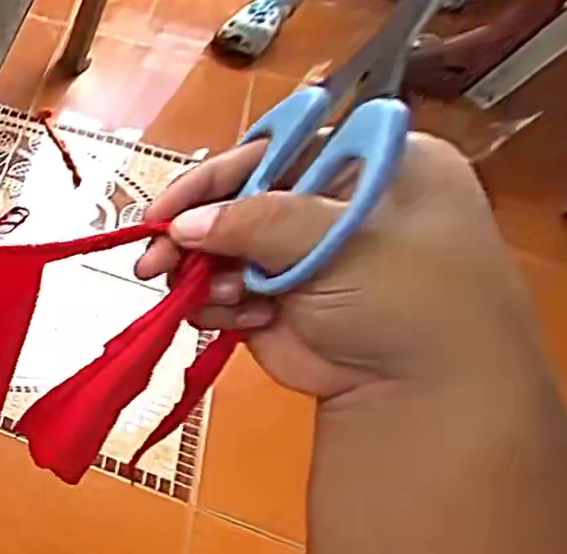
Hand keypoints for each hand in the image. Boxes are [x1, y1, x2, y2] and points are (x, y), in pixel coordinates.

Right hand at [133, 134, 544, 400]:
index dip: (213, 180)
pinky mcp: (264, 305)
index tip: (165, 210)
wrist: (412, 386)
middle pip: (232, 208)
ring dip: (206, 279)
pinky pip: (216, 299)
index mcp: (357, 167)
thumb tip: (184, 224)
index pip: (271, 154)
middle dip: (192, 236)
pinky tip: (248, 320)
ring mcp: (288, 261)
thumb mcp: (340, 241)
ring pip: (215, 256)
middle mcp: (318, 209)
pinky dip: (218, 311)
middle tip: (154, 265)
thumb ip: (260, 223)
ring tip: (224, 301)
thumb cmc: (406, 296)